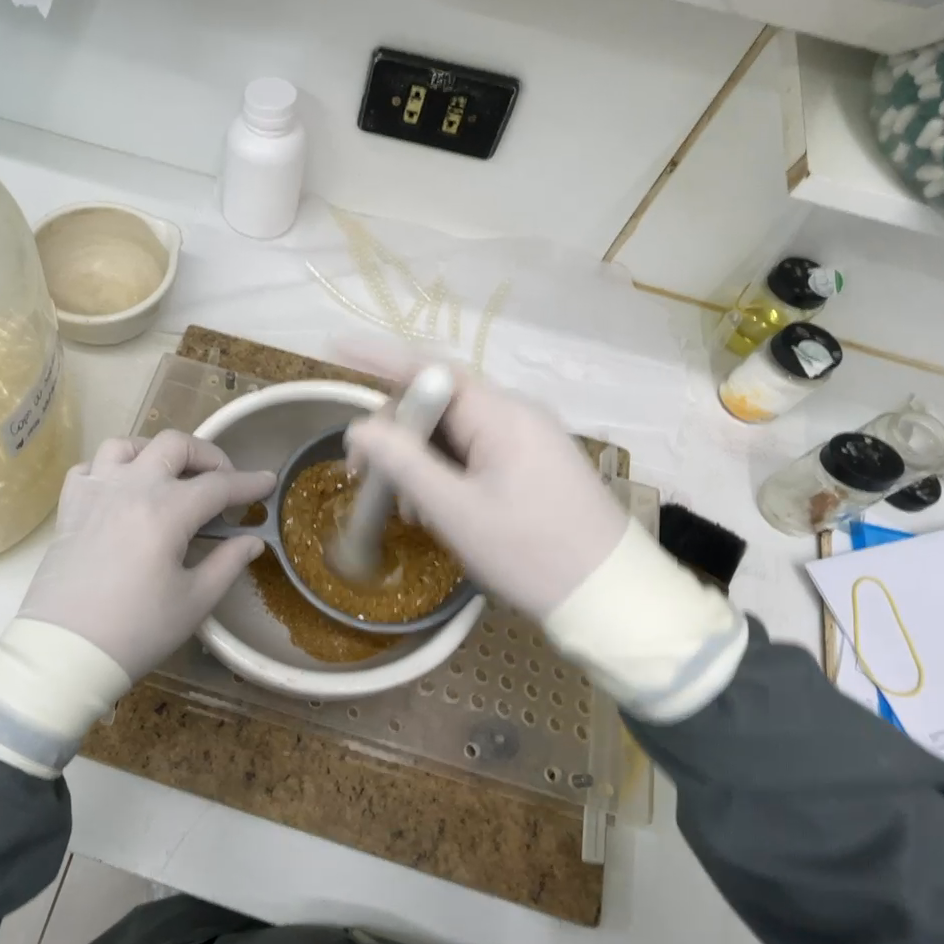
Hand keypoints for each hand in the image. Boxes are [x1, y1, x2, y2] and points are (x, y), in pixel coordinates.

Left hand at [18, 431, 275, 680]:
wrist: (66, 651)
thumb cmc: (136, 631)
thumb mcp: (194, 602)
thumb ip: (228, 563)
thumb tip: (252, 540)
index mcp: (166, 511)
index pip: (218, 486)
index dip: (248, 483)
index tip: (269, 482)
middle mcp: (130, 488)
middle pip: (174, 446)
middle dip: (208, 456)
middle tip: (223, 482)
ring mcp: (95, 493)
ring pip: (127, 445)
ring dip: (157, 453)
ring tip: (171, 476)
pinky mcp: (70, 507)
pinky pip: (91, 466)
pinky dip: (112, 468)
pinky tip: (124, 490)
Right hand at [344, 357, 628, 618]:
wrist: (609, 595)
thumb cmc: (530, 553)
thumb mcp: (456, 511)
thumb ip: (404, 463)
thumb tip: (359, 427)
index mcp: (501, 415)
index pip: (429, 370)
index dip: (379, 357)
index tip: (335, 348)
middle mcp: (517, 414)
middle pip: (438, 404)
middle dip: (395, 432)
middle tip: (363, 476)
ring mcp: (529, 439)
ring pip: (455, 433)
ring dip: (420, 461)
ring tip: (404, 509)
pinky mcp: (535, 465)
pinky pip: (477, 453)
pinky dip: (446, 473)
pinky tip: (435, 510)